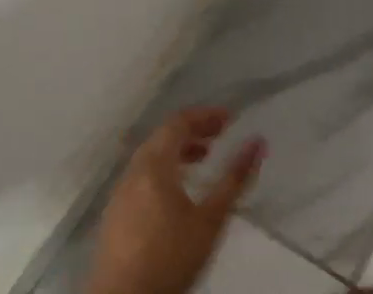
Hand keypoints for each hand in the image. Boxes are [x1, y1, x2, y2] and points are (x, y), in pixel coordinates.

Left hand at [87, 107, 264, 293]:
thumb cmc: (170, 257)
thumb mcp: (211, 219)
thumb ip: (235, 178)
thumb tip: (258, 142)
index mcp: (154, 167)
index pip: (178, 123)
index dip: (205, 116)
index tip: (231, 119)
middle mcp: (132, 173)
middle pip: (162, 137)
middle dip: (192, 131)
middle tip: (220, 135)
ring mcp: (119, 195)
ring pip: (150, 157)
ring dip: (177, 150)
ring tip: (203, 160)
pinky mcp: (114, 215)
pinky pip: (141, 176)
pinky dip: (163, 169)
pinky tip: (177, 192)